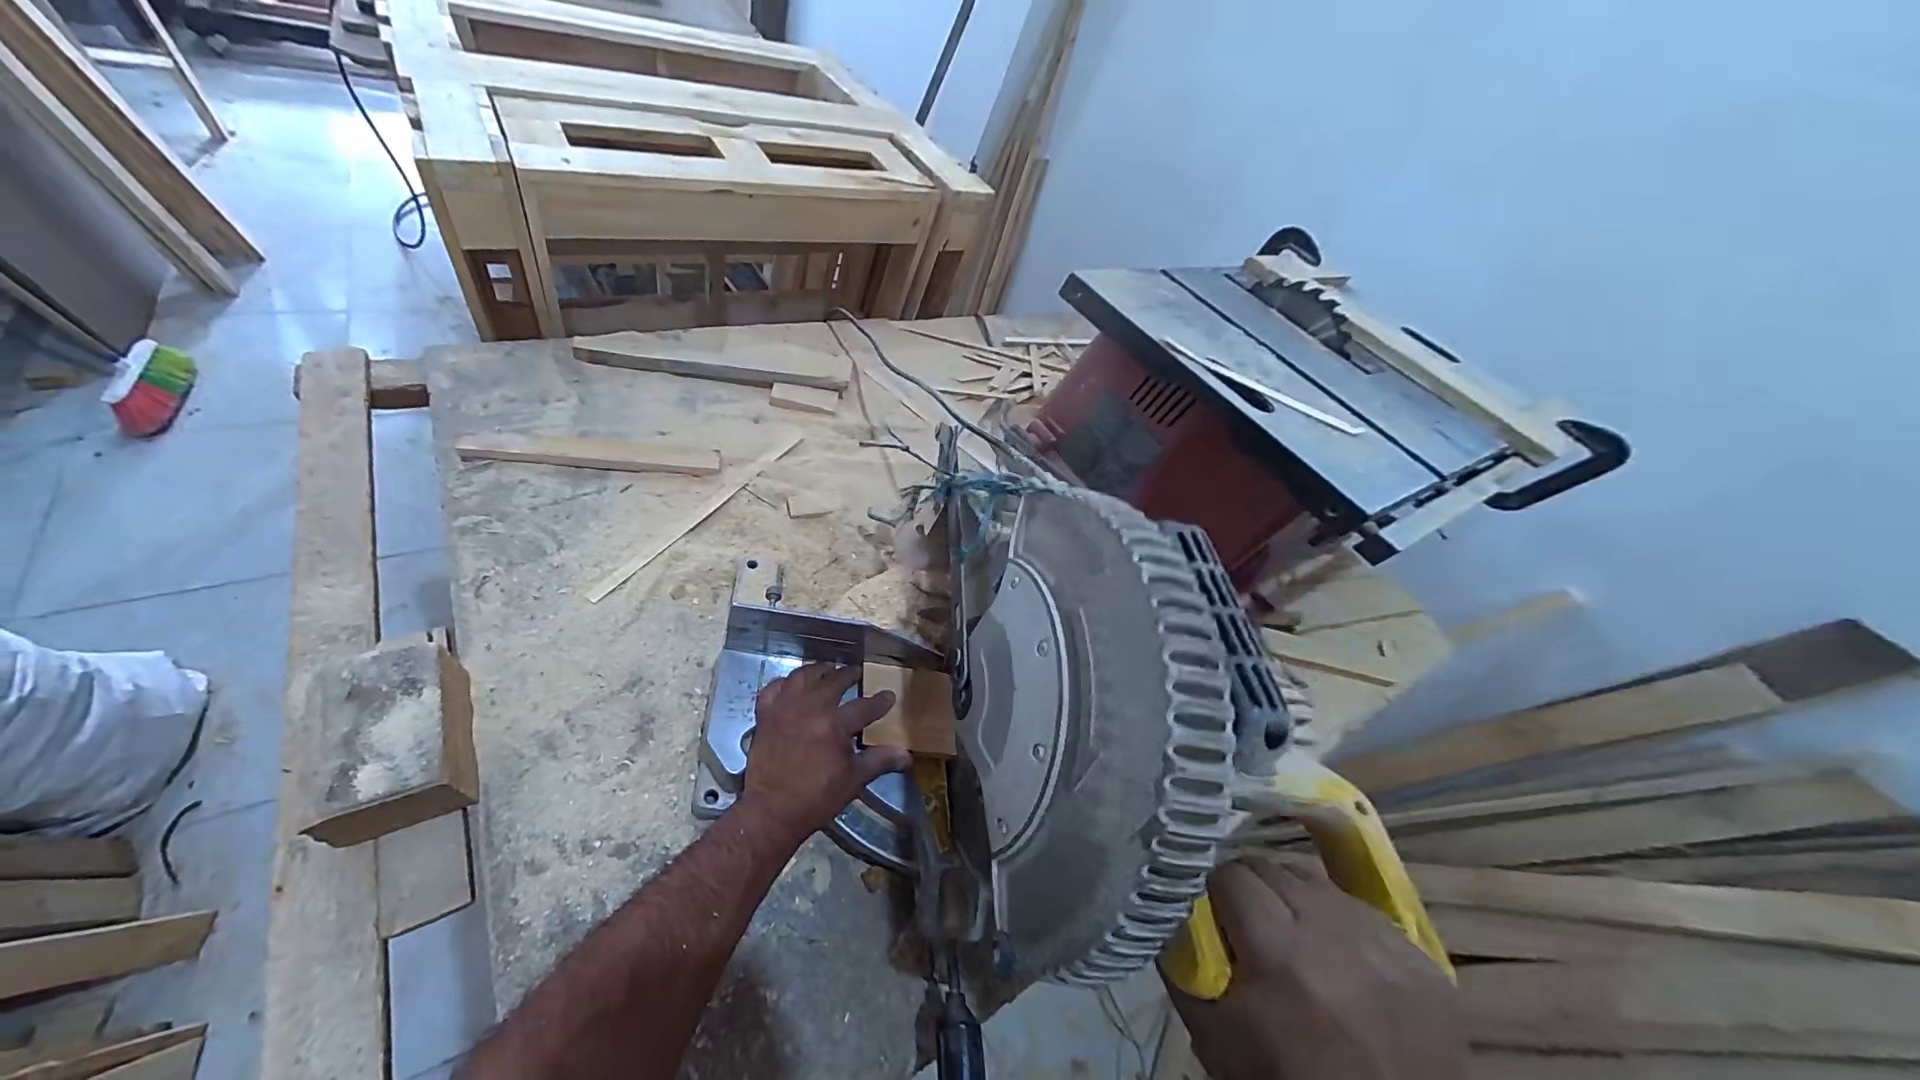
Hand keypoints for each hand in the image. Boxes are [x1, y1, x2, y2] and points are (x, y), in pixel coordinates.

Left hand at [740, 663, 910, 843]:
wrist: (771, 811)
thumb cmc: (816, 798)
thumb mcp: (853, 780)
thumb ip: (880, 761)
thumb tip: (906, 756)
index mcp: (834, 725)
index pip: (864, 706)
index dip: (880, 701)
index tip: (888, 696)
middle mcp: (810, 709)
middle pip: (833, 681)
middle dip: (848, 674)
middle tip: (856, 672)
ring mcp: (784, 710)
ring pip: (802, 677)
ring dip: (817, 671)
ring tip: (826, 670)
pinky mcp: (765, 716)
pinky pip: (773, 689)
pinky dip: (783, 683)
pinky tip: (791, 685)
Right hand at [1166, 859, 1465, 1079]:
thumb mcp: (1212, 1034)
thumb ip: (1181, 963)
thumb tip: (1172, 906)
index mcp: (1279, 952)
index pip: (1230, 875)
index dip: (1214, 890)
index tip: (1213, 913)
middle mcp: (1334, 932)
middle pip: (1271, 868)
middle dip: (1251, 890)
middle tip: (1248, 925)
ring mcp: (1384, 942)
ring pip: (1315, 881)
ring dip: (1293, 899)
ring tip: (1293, 937)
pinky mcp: (1421, 958)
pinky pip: (1360, 910)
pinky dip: (1338, 922)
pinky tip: (1336, 956)